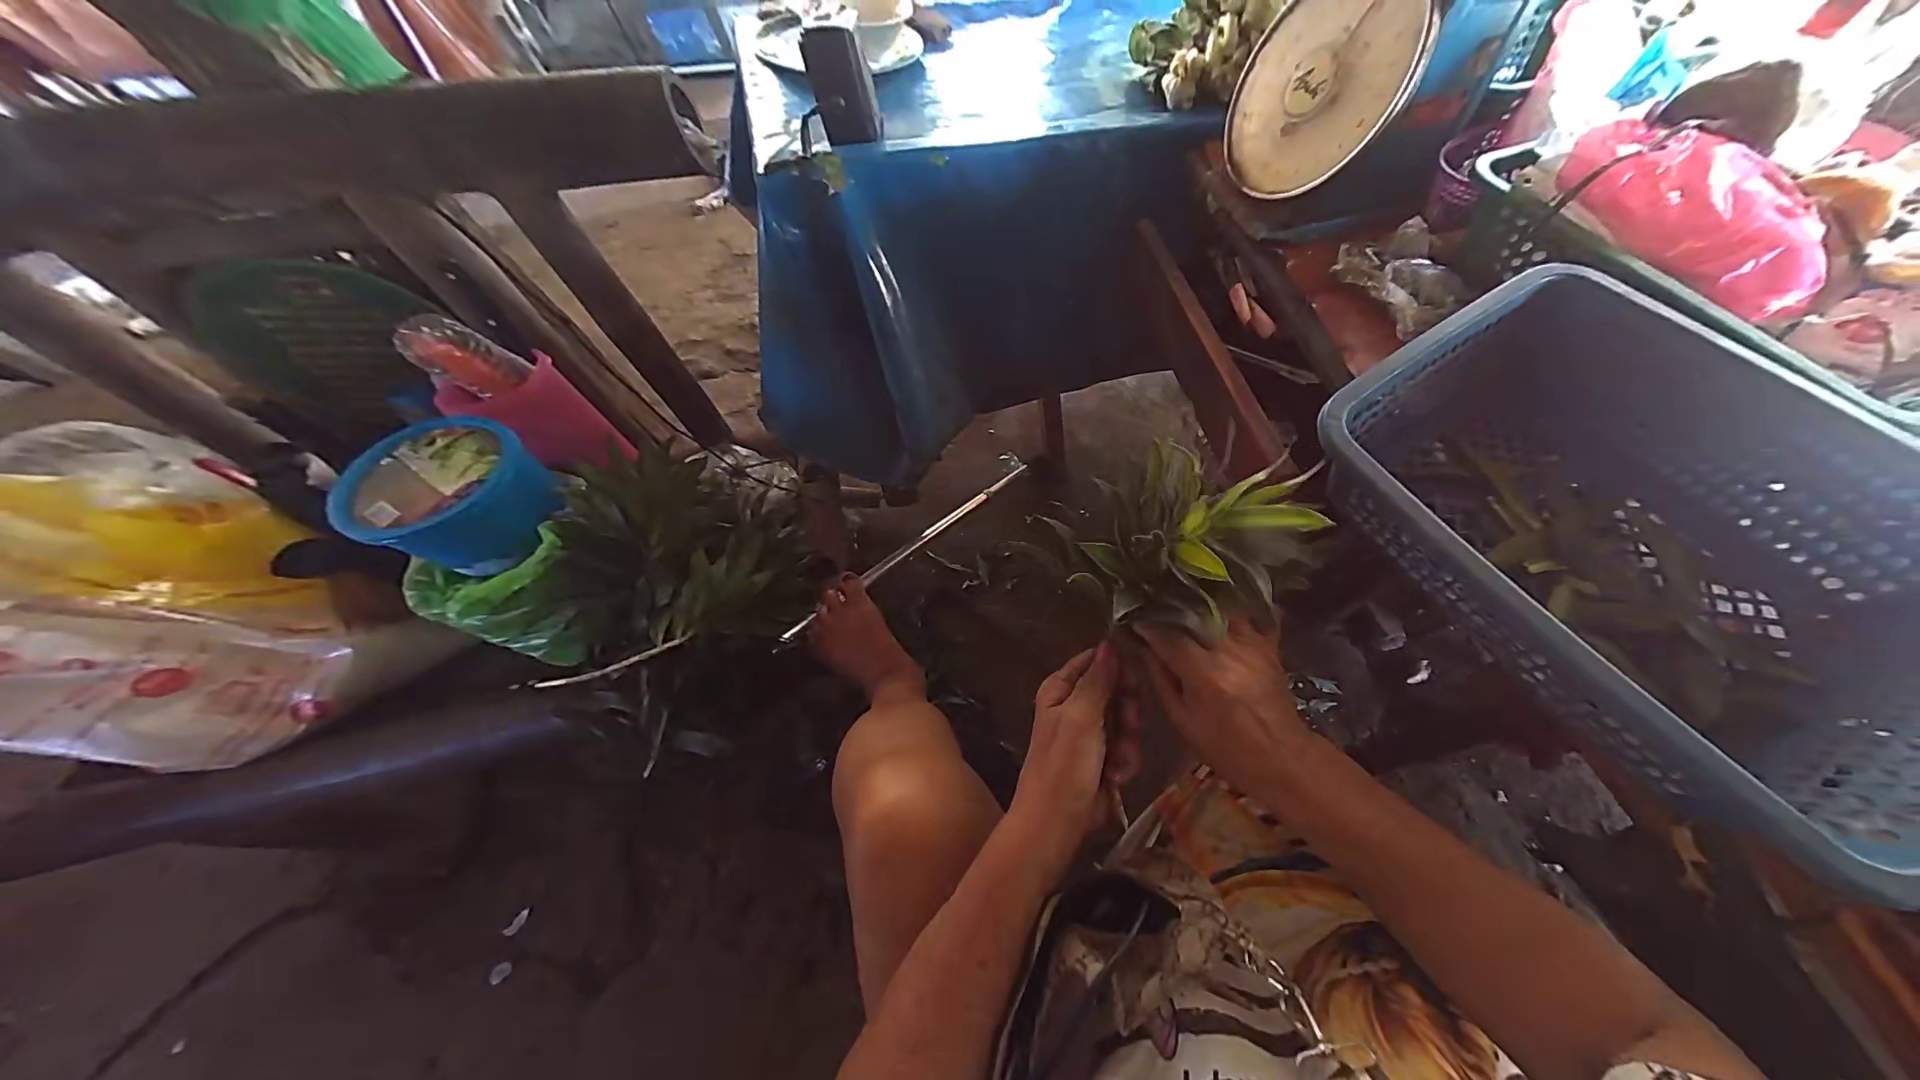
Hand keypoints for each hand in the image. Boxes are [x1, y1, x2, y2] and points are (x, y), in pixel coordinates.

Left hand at [1007, 642, 1140, 877]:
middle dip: (1127, 713)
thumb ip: (1098, 679)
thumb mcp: (1081, 716)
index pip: (1096, 661)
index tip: (1131, 685)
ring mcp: (1089, 732)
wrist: (1057, 823)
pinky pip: (1127, 747)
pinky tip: (1116, 777)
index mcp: (1060, 688)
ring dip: (1128, 742)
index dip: (1118, 670)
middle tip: (1127, 727)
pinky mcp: (1102, 757)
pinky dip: (1125, 762)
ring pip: (1126, 721)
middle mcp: (1074, 704)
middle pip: (1117, 690)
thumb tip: (1110, 642)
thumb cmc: (1063, 766)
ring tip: (1117, 762)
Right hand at [1134, 615, 1309, 792]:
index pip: (1167, 635)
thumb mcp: (1182, 720)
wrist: (1282, 758)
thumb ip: (1161, 680)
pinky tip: (1219, 612)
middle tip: (1155, 611)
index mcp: (1204, 674)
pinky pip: (1251, 617)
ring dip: (1201, 607)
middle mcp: (1230, 652)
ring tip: (1185, 609)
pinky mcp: (1269, 647)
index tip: (1133, 622)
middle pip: (1194, 615)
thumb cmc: (1226, 748)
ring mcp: (1253, 646)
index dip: (1147, 626)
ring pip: (1222, 609)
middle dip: (1171, 611)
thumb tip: (1144, 649)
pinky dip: (1232, 612)